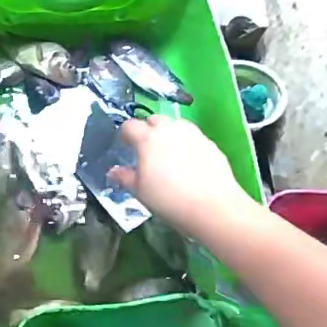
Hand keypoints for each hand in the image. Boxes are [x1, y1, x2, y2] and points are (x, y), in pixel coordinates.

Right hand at [108, 115, 250, 231]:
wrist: (213, 207)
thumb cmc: (169, 199)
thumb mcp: (140, 192)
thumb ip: (124, 177)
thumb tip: (113, 171)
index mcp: (147, 138)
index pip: (129, 126)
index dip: (125, 135)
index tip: (125, 146)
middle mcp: (170, 129)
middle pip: (154, 119)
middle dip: (147, 129)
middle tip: (145, 149)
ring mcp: (193, 134)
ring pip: (175, 125)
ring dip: (168, 133)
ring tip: (167, 154)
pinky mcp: (210, 143)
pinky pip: (192, 137)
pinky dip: (186, 144)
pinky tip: (188, 163)